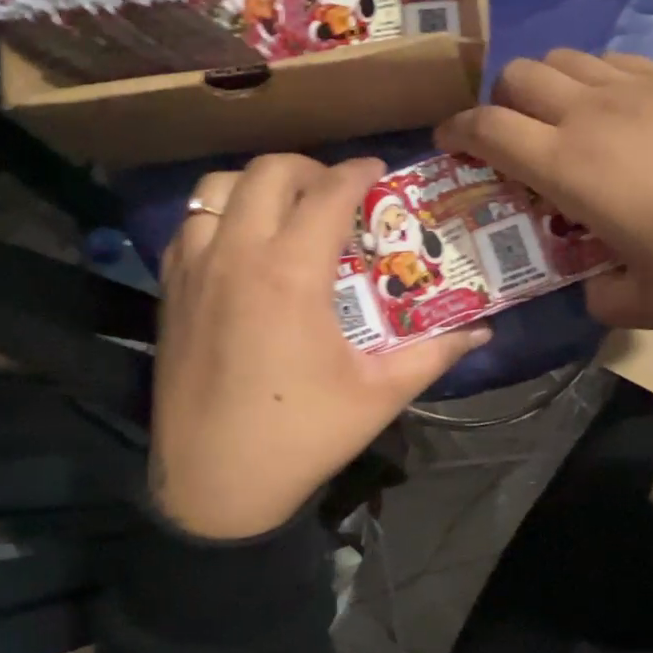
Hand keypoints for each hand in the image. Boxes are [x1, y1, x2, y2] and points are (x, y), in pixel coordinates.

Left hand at [152, 155, 489, 538]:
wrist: (215, 483)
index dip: (359, 172)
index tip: (379, 171)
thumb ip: (435, 353)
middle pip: (268, 172)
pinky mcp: (170, 292)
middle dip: (309, 169)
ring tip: (286, 212)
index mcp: (292, 272)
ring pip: (217, 190)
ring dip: (257, 187)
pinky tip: (243, 249)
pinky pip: (190, 227)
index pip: (328, 192)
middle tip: (338, 193)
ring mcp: (194, 270)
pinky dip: (220, 217)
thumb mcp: (381, 394)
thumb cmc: (304, 435)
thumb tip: (482, 331)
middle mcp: (237, 254)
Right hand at [434, 49, 652, 329]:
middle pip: (516, 78)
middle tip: (510, 140)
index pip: (488, 129)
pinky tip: (616, 108)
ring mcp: (633, 85)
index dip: (456, 132)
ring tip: (561, 120)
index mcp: (568, 166)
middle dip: (497, 104)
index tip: (447, 144)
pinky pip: (609, 59)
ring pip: (562, 58)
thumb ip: (604, 301)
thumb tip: (593, 289)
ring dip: (543, 84)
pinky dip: (591, 76)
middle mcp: (588, 113)